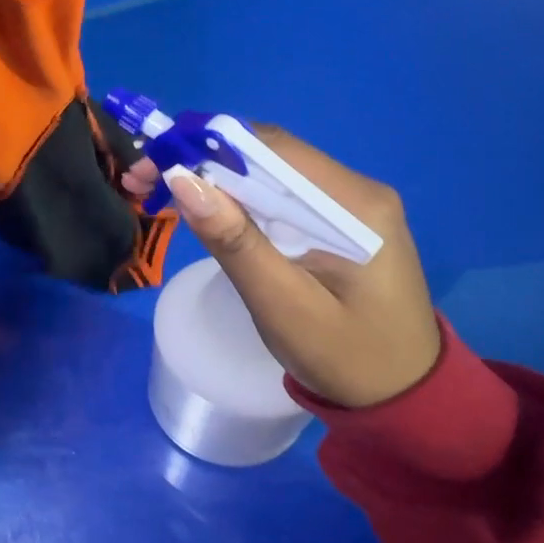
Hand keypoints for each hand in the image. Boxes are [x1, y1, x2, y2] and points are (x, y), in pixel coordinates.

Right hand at [163, 128, 441, 408]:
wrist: (404, 398)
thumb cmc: (345, 356)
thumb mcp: (281, 304)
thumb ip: (234, 240)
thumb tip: (181, 179)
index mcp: (355, 206)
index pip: (270, 149)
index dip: (203, 144)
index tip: (148, 161)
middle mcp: (356, 192)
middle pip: (265, 155)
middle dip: (198, 158)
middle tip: (139, 179)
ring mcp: (348, 206)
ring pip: (266, 172)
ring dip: (209, 176)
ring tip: (154, 189)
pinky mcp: (336, 223)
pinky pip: (276, 194)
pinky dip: (231, 195)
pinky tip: (199, 206)